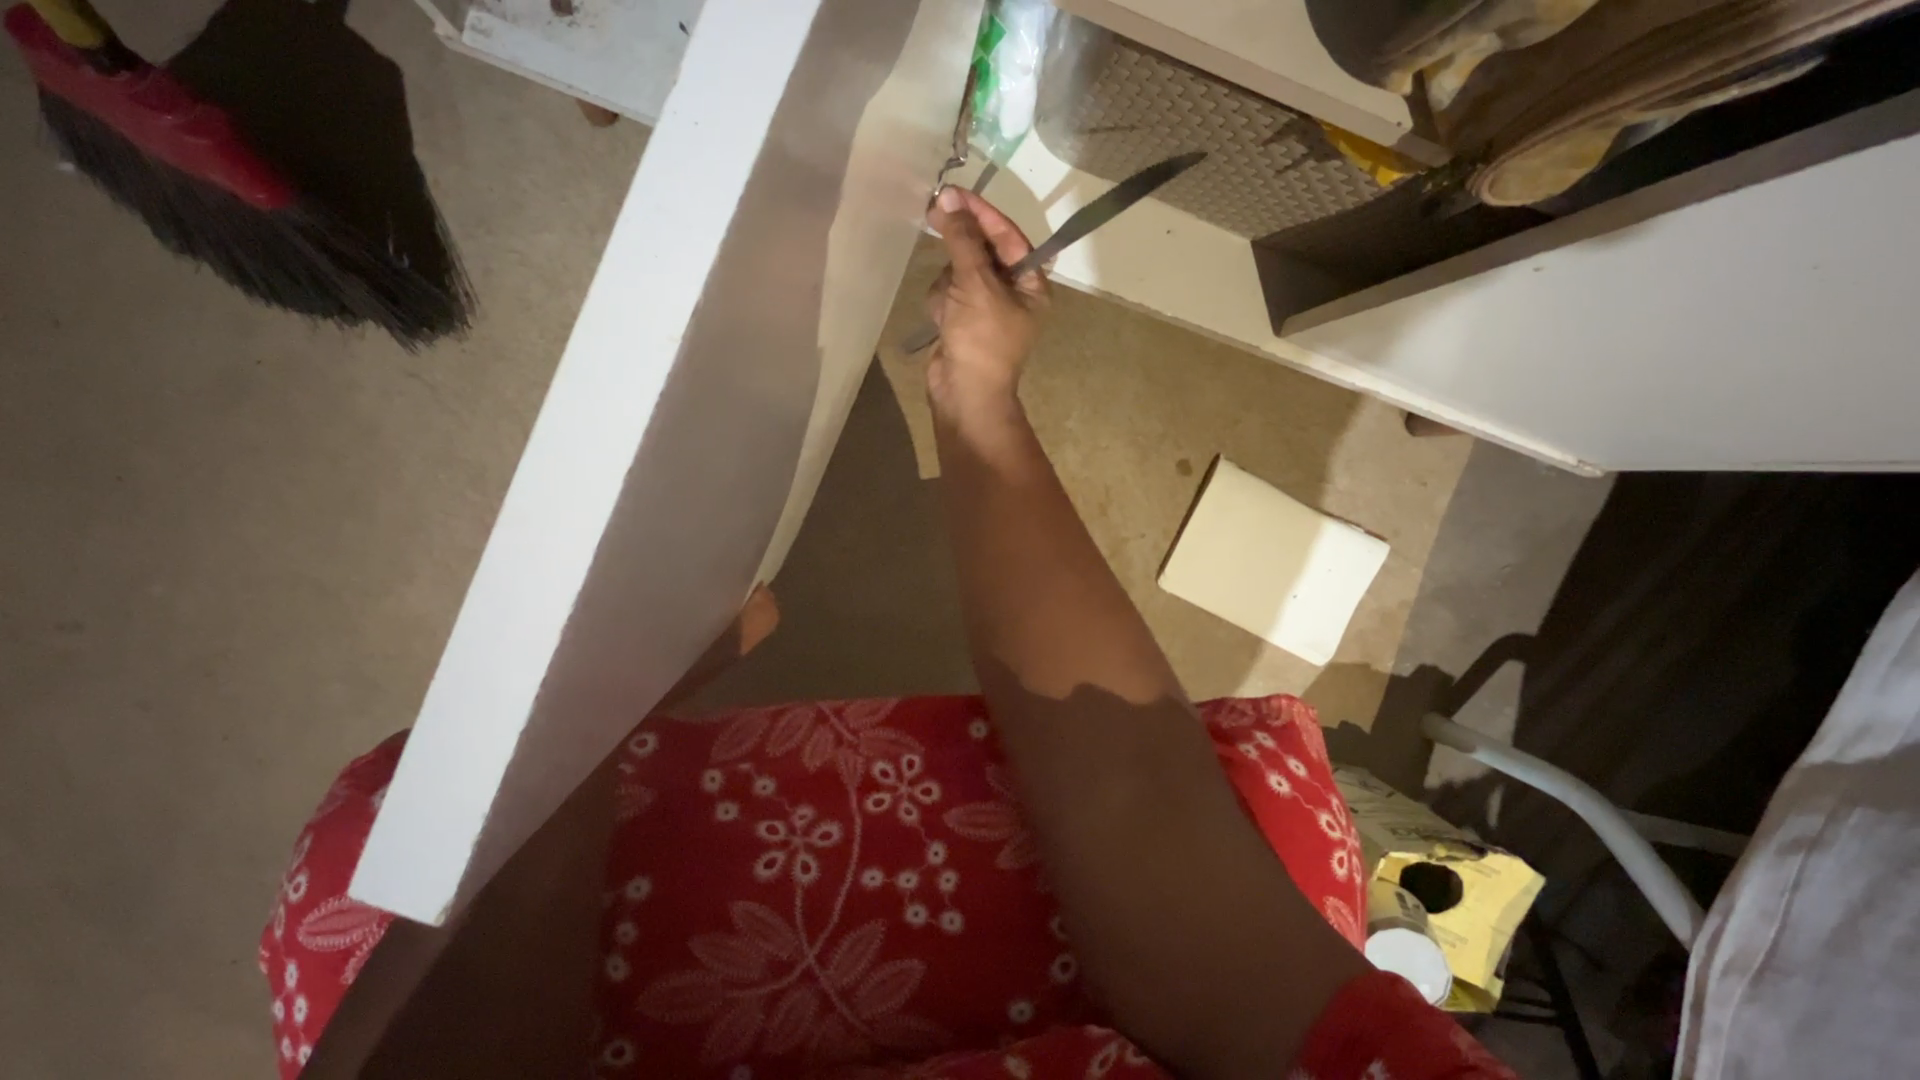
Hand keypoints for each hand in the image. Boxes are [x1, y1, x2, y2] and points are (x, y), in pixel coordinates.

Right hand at [924, 186, 1048, 410]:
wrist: (964, 394)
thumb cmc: (981, 339)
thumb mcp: (975, 284)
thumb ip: (963, 240)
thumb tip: (948, 199)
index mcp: (1031, 284)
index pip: (1007, 235)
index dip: (981, 212)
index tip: (954, 193)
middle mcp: (1012, 292)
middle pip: (981, 250)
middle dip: (960, 247)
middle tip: (934, 213)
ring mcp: (985, 307)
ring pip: (958, 271)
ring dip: (948, 283)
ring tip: (948, 307)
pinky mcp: (962, 320)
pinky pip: (947, 293)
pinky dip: (941, 302)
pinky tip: (941, 321)